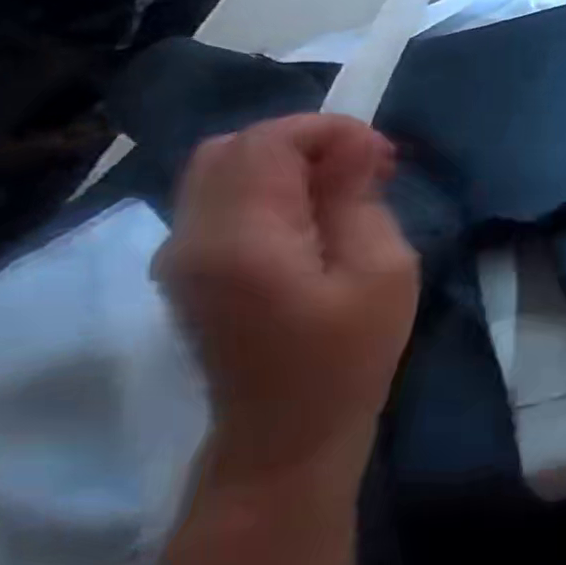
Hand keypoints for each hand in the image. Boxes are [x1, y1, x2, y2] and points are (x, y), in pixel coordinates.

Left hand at [155, 115, 418, 477]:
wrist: (289, 433)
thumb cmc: (349, 354)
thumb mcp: (382, 270)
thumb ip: (358, 200)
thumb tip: (357, 145)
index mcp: (241, 240)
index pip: (266, 144)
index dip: (328, 130)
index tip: (383, 154)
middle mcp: (193, 238)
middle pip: (233, 147)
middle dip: (306, 139)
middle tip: (366, 164)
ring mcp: (182, 254)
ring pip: (222, 168)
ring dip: (289, 160)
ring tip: (347, 183)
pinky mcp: (191, 267)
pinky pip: (221, 197)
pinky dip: (270, 184)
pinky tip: (317, 209)